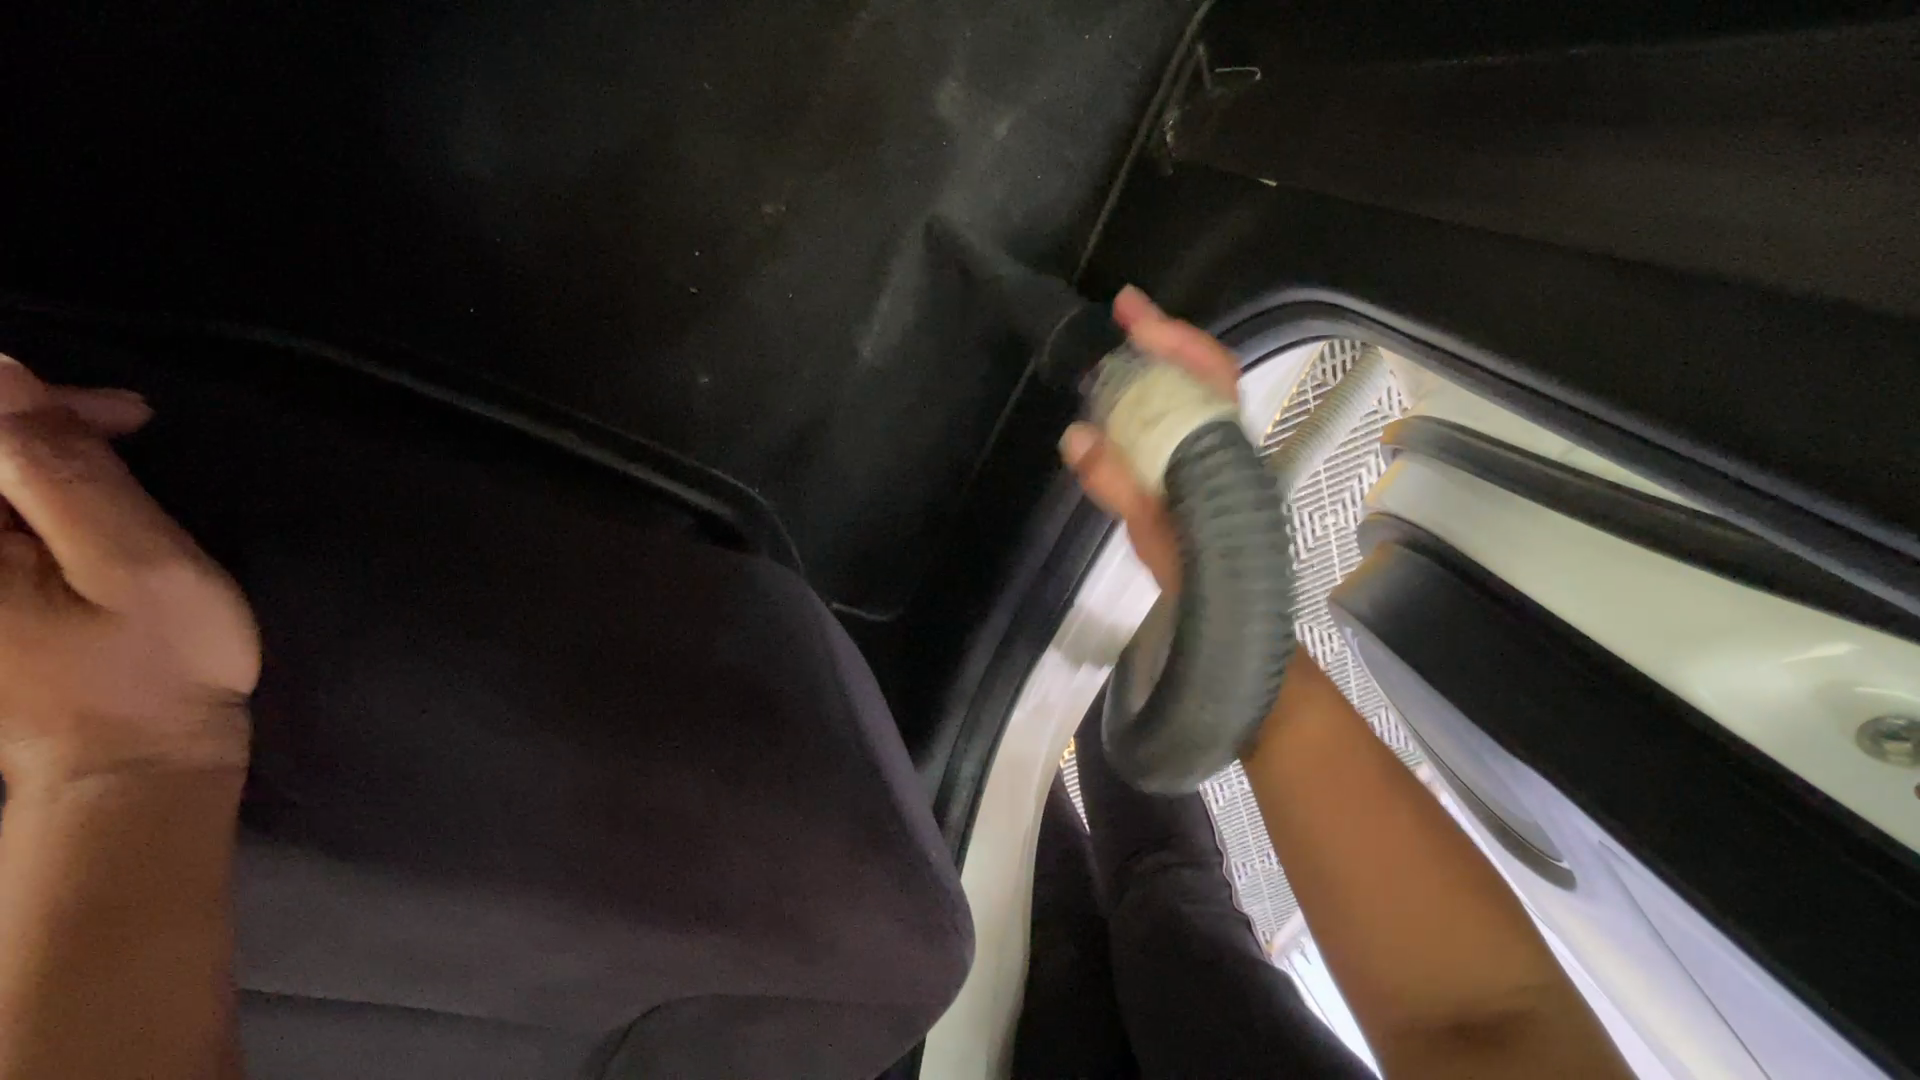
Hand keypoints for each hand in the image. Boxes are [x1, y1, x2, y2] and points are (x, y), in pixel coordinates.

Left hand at [0, 355, 257, 790]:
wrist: (136, 765)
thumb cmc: (153, 670)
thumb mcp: (137, 566)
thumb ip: (66, 474)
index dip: (26, 401)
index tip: (127, 416)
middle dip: (26, 421)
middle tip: (125, 427)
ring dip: (29, 454)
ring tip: (113, 454)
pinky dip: (23, 491)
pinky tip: (78, 500)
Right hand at [1057, 285, 1242, 591]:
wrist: (1219, 600)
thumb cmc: (1193, 562)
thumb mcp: (1151, 523)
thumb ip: (1116, 480)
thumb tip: (1076, 438)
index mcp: (1216, 442)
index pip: (1204, 370)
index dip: (1170, 335)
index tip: (1129, 309)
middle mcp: (1218, 437)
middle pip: (1198, 371)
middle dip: (1159, 340)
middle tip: (1118, 319)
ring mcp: (1206, 452)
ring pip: (1185, 395)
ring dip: (1151, 371)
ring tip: (1110, 358)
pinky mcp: (1189, 469)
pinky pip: (1169, 422)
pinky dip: (1143, 405)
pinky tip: (1116, 410)